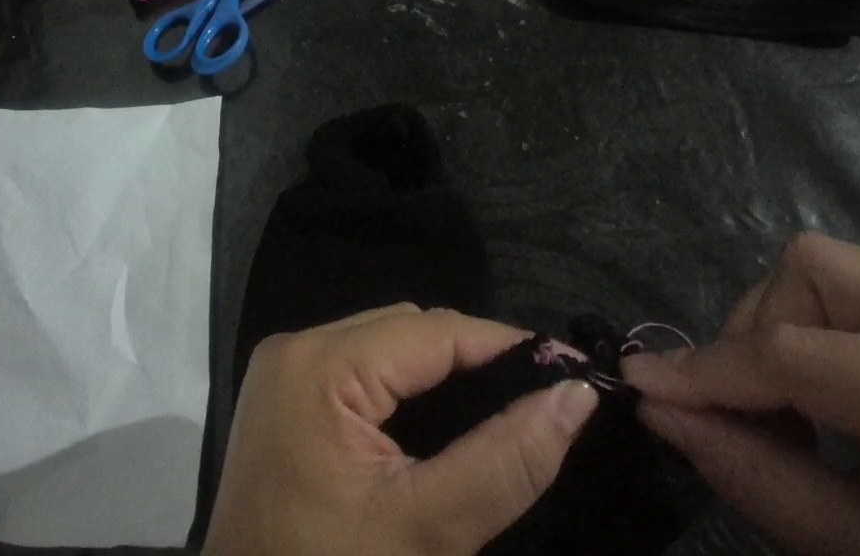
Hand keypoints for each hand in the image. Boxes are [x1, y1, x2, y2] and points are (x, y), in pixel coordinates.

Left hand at [204, 304, 598, 555]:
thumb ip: (504, 460)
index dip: (507, 345)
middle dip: (476, 357)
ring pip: (386, 344)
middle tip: (543, 396)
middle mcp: (295, 348)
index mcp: (319, 366)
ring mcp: (283, 370)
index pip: (433, 331)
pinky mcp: (284, 395)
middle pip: (408, 331)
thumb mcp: (426, 530)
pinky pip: (359, 366)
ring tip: (506, 403)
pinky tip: (444, 416)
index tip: (571, 370)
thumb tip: (576, 395)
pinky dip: (405, 384)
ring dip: (443, 369)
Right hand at [622, 233, 859, 555]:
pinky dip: (816, 335)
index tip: (640, 387)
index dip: (707, 371)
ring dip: (782, 333)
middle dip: (756, 337)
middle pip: (811, 272)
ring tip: (797, 416)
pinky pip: (856, 295)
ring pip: (825, 271)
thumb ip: (756, 476)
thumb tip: (658, 408)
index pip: (797, 354)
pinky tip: (832, 402)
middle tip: (755, 419)